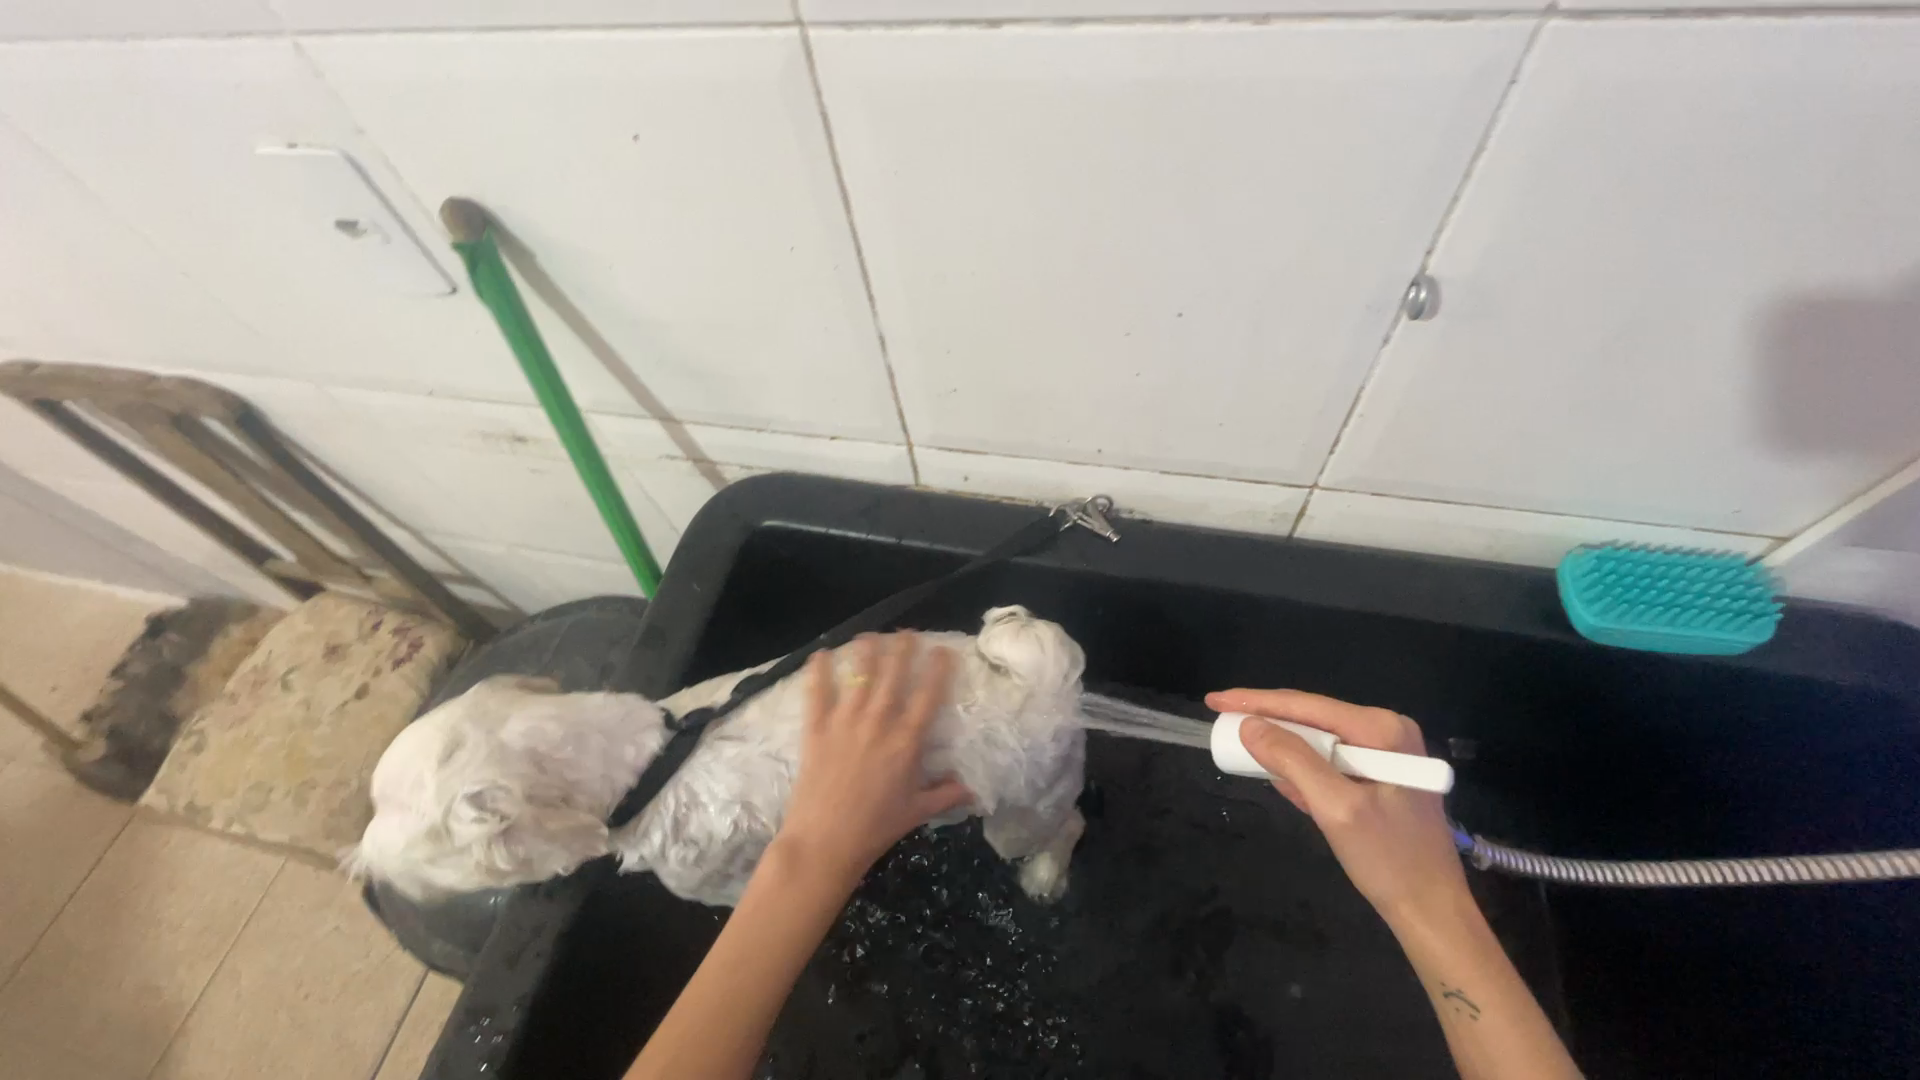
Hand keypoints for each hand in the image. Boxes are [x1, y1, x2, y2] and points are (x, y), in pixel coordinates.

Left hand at [777, 634, 973, 888]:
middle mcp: (879, 723)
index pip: (928, 696)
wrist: (825, 842)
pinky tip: (821, 653)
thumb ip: (946, 795)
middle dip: (902, 649)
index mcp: (907, 742)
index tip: (943, 650)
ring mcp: (845, 723)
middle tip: (907, 632)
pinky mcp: (816, 729)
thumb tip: (974, 789)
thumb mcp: (917, 812)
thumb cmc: (876, 828)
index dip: (938, 669)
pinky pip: (818, 693)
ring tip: (871, 634)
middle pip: (893, 675)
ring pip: (859, 676)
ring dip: (866, 652)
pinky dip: (819, 671)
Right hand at [1206, 688, 1469, 931]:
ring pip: (1316, 738)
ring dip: (1279, 742)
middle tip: (1220, 719)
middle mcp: (1387, 732)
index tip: (1214, 700)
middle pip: (1311, 716)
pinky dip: (1299, 764)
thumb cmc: (1389, 860)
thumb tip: (1249, 726)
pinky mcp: (1380, 778)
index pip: (1306, 706)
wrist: (1433, 913)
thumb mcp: (1335, 808)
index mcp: (1382, 730)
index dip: (1255, 701)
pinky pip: (1328, 760)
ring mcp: (1386, 755)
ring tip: (1238, 740)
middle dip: (1265, 718)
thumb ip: (1292, 760)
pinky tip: (1271, 768)